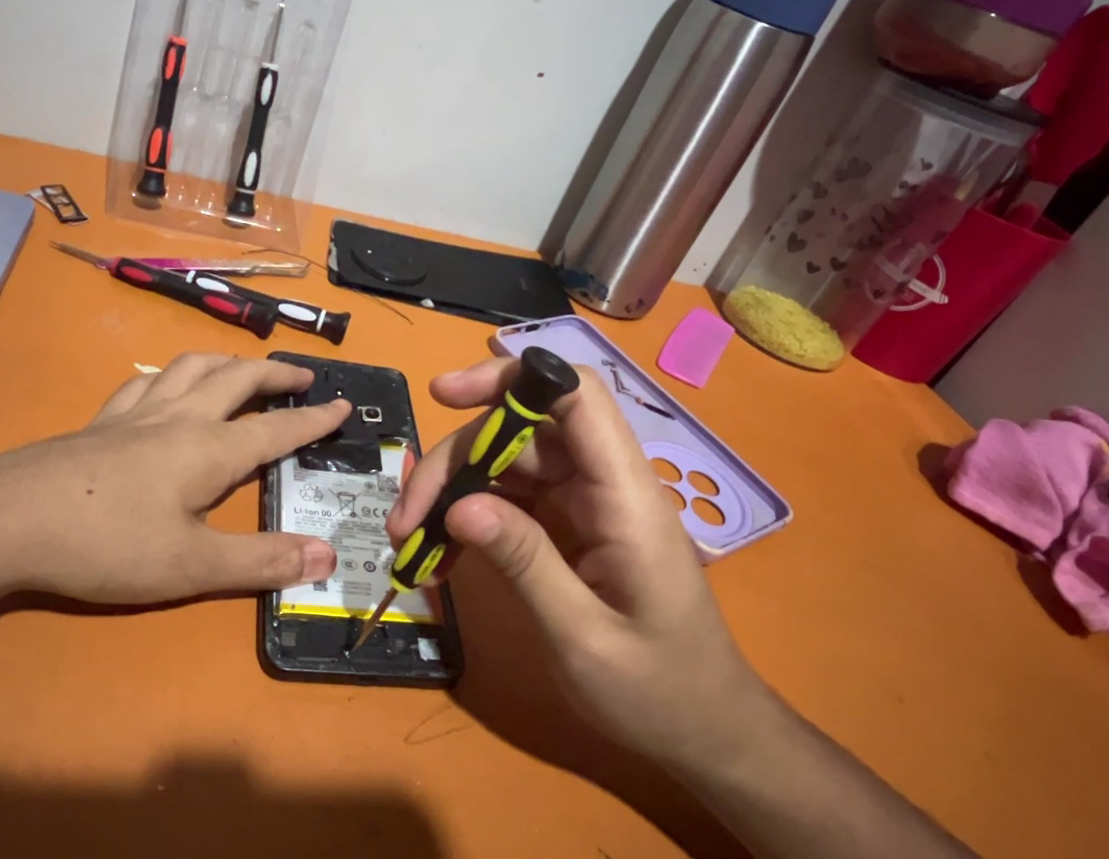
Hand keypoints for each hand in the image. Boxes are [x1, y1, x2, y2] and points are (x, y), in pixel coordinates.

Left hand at [0, 354, 348, 604]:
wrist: (4, 520)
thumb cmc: (106, 544)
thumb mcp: (193, 566)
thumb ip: (262, 562)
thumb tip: (328, 556)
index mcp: (210, 450)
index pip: (277, 429)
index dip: (314, 420)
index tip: (344, 405)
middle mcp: (179, 418)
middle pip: (237, 379)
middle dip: (276, 374)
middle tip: (304, 374)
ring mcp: (134, 414)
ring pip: (191, 367)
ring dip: (227, 361)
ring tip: (242, 367)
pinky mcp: (98, 422)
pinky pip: (146, 380)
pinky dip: (171, 373)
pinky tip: (163, 384)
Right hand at [389, 357, 764, 764]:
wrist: (704, 730)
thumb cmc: (658, 690)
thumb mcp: (584, 637)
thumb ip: (525, 563)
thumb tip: (458, 503)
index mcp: (625, 496)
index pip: (576, 398)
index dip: (512, 378)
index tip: (443, 394)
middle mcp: (604, 486)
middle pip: (522, 434)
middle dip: (455, 461)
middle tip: (403, 518)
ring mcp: (586, 506)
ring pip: (508, 466)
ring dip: (452, 492)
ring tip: (409, 541)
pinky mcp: (570, 528)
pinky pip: (510, 502)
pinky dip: (469, 520)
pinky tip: (439, 556)